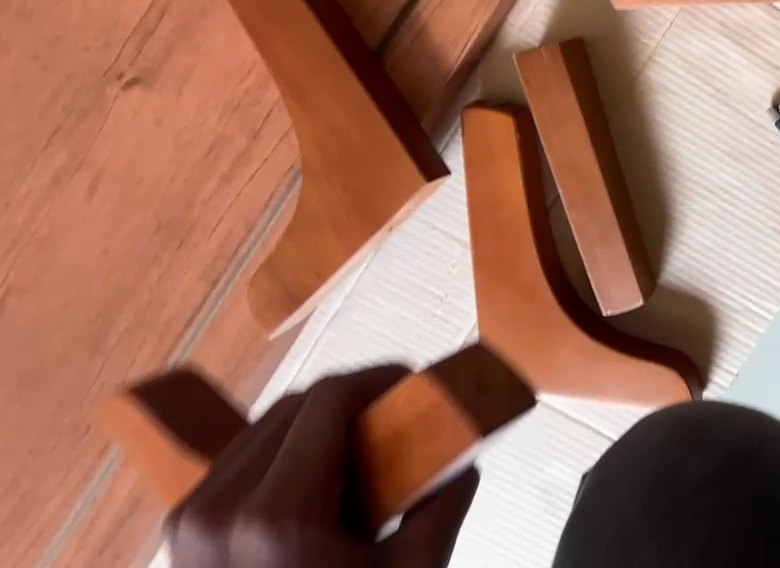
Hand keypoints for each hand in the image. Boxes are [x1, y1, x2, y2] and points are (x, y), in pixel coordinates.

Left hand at [168, 366, 478, 567]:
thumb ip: (446, 501)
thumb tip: (463, 458)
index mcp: (277, 516)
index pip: (330, 398)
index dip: (382, 377)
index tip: (418, 385)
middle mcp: (219, 511)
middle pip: (298, 404)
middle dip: (358, 397)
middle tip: (403, 412)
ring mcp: (190, 524)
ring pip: (267, 427)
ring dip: (322, 421)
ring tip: (366, 445)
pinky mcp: (181, 536)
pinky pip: (243, 460)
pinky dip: (290, 449)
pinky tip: (325, 474)